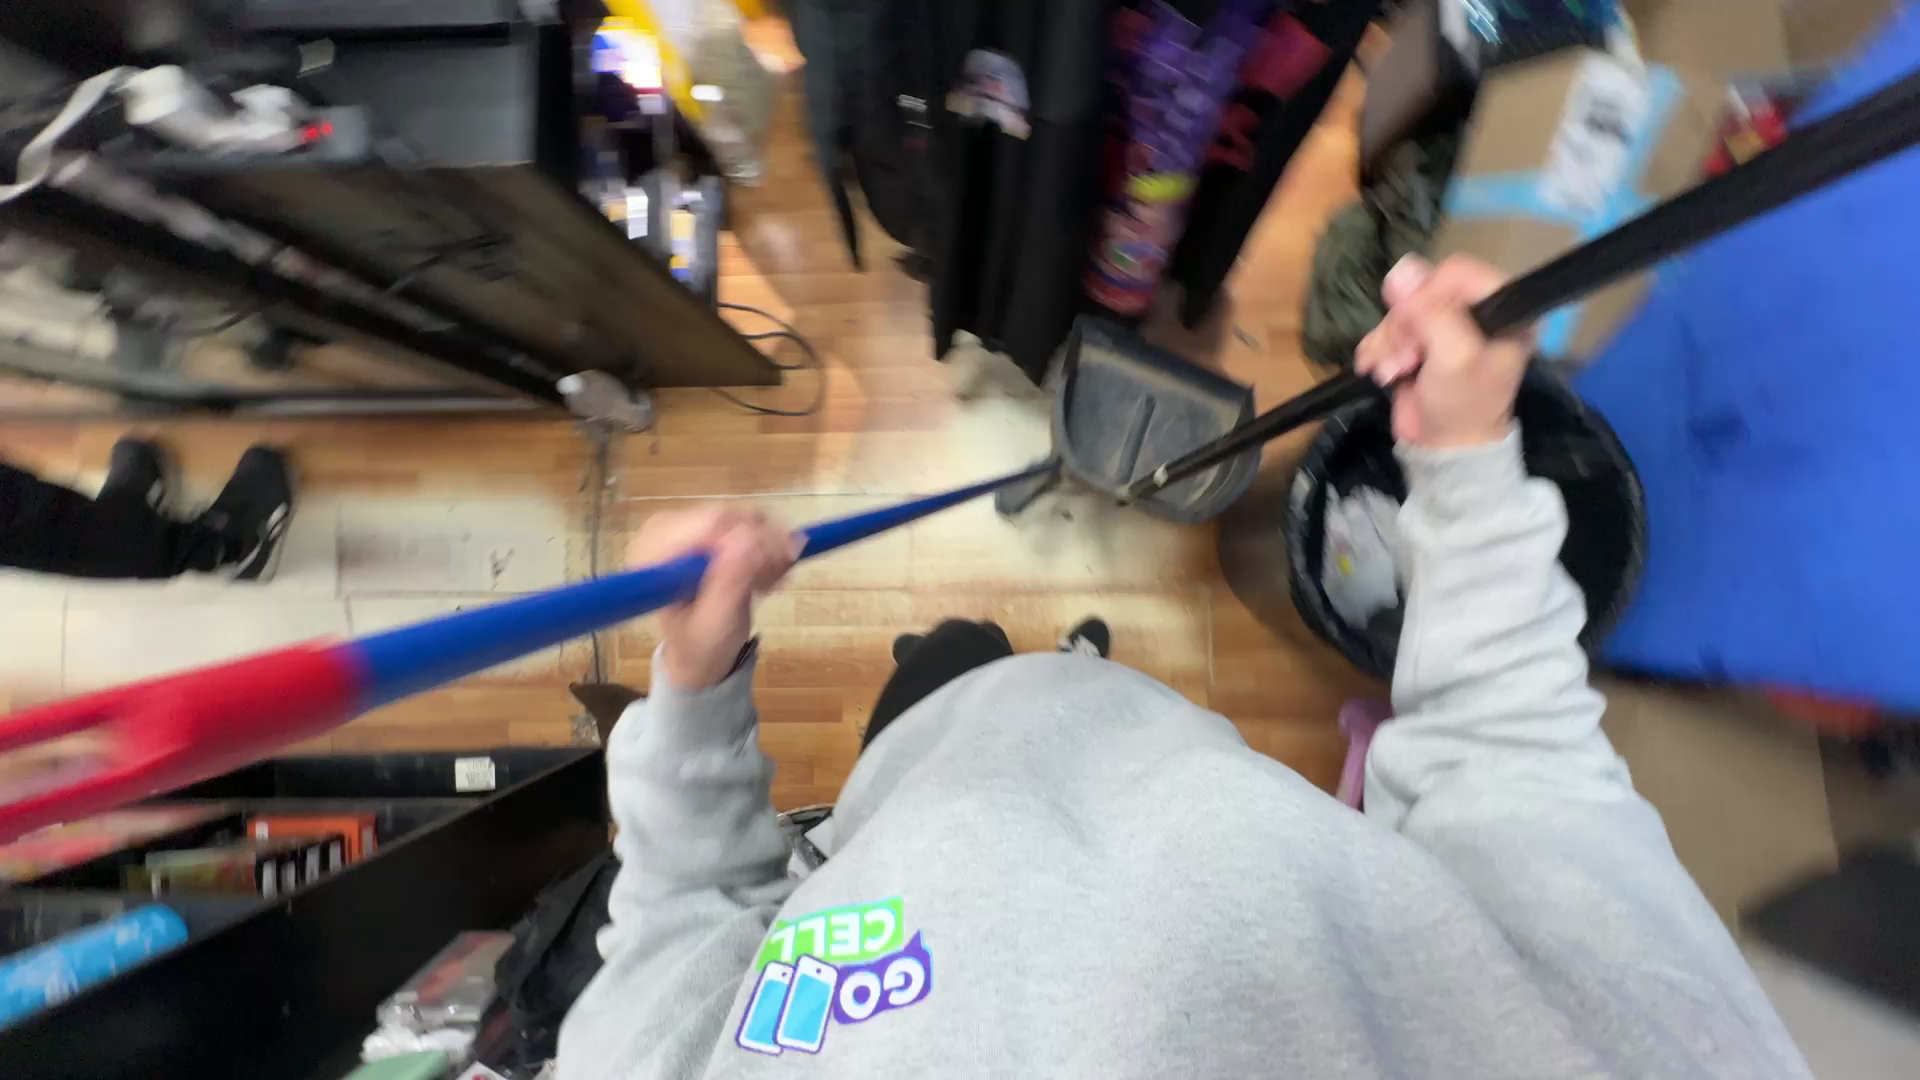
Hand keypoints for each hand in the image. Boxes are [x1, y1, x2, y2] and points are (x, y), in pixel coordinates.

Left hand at [628, 506, 800, 689]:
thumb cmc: (701, 643)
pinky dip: (768, 545)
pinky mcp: (709, 527)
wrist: (701, 652)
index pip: (708, 523)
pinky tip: (767, 573)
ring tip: (771, 582)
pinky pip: (750, 521)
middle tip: (780, 579)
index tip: (783, 560)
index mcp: (653, 554)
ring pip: (745, 516)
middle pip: (728, 516)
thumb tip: (749, 539)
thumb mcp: (717, 622)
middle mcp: (665, 532)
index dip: (751, 535)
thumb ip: (729, 583)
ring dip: (770, 546)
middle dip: (765, 543)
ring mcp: (688, 527)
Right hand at [1354, 255, 1530, 448]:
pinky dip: (1374, 352)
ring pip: (1396, 316)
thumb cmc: (1463, 403)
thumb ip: (1431, 312)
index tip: (1417, 331)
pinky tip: (1377, 371)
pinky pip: (1383, 334)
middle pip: (1418, 296)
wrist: (1444, 449)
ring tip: (1390, 373)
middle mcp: (1470, 313)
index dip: (1425, 298)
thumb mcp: (1454, 355)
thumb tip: (1398, 269)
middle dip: (1402, 330)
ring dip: (1385, 345)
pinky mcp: (1413, 348)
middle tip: (1405, 361)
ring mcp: (1439, 331)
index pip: (1453, 273)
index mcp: (1498, 306)